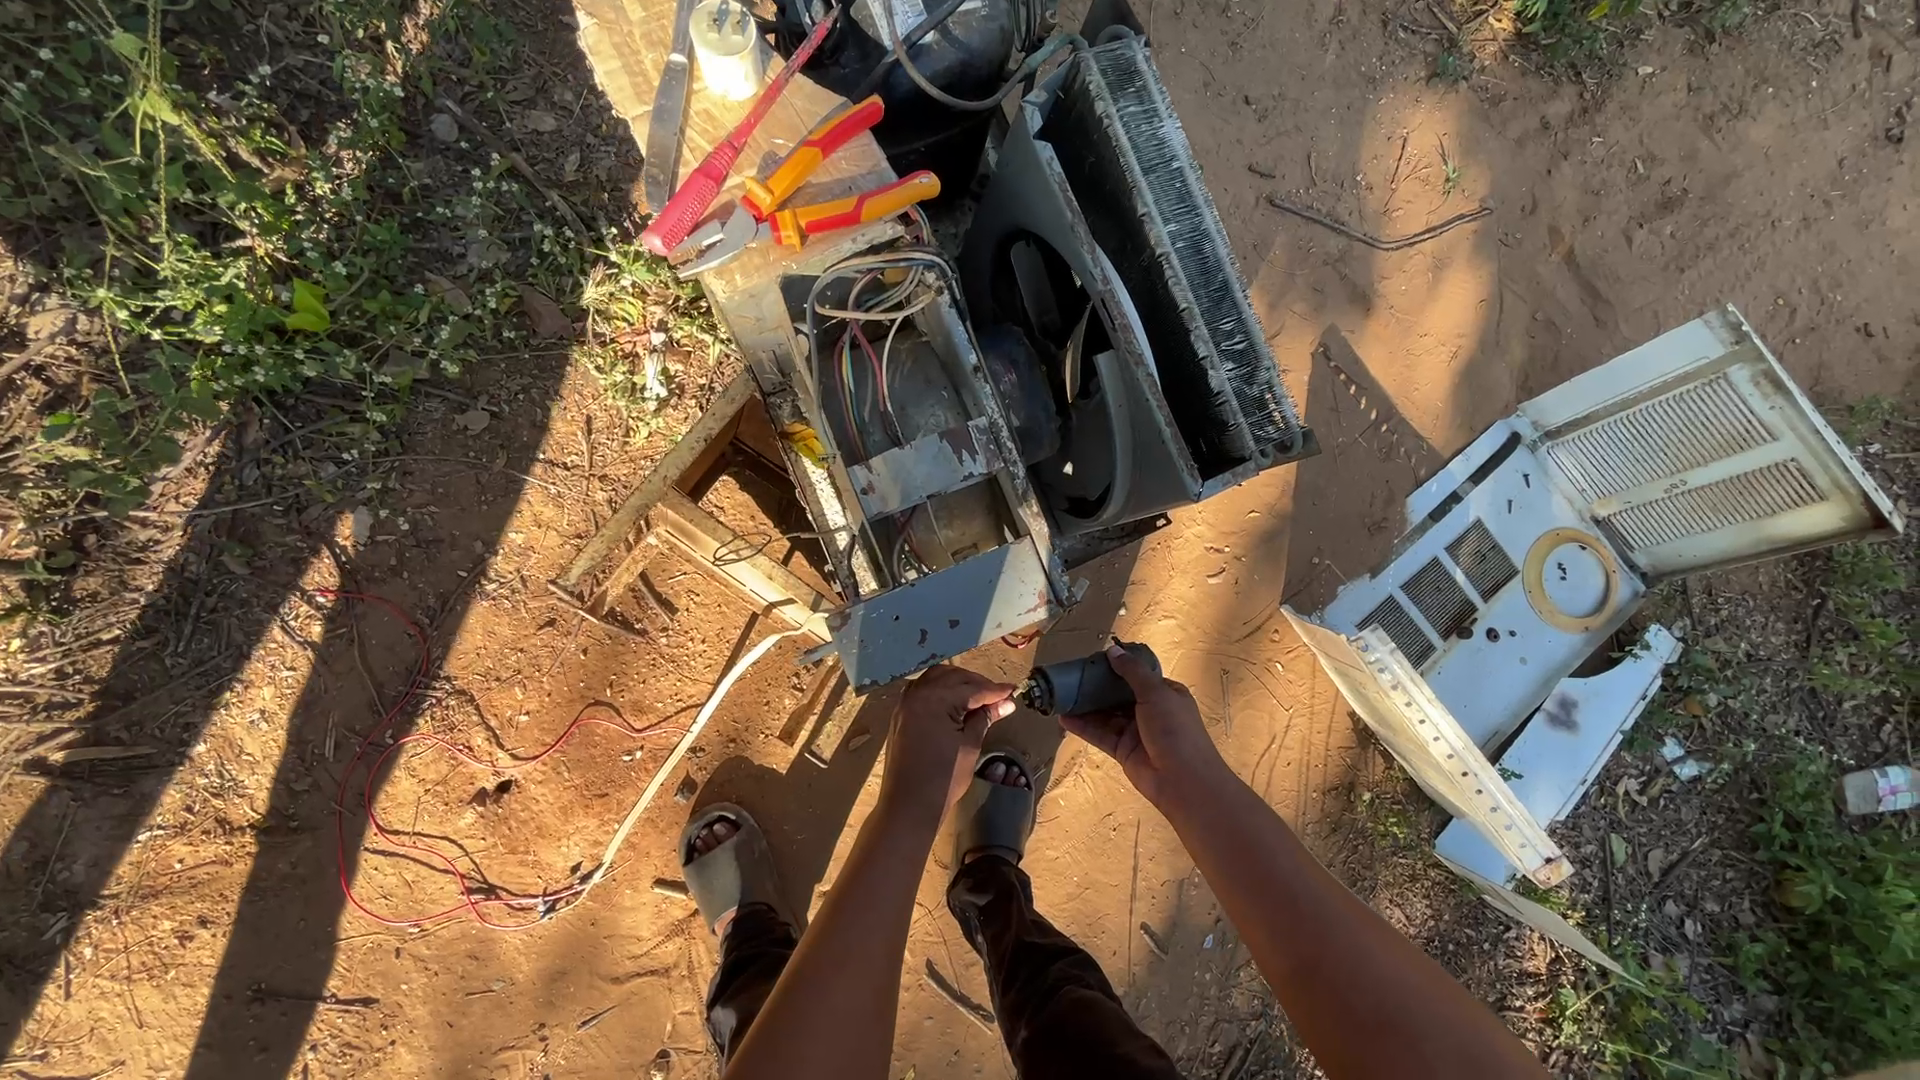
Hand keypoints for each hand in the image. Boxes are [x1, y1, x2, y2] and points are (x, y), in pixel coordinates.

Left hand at [881, 664, 1015, 818]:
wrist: (909, 805)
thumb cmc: (944, 778)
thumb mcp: (970, 746)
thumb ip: (984, 718)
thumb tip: (1006, 703)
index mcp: (934, 700)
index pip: (971, 689)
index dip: (995, 691)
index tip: (1013, 691)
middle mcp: (916, 695)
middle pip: (952, 677)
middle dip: (976, 684)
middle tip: (998, 697)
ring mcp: (905, 704)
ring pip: (935, 679)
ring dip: (957, 684)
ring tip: (978, 698)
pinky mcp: (900, 715)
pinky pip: (922, 691)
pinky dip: (940, 690)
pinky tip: (954, 703)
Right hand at [1059, 643, 1228, 807]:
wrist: (1183, 780)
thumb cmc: (1175, 730)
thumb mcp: (1156, 693)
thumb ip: (1132, 672)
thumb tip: (1113, 650)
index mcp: (1164, 693)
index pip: (1137, 675)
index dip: (1116, 667)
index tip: (1093, 660)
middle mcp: (1150, 710)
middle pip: (1118, 695)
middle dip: (1096, 686)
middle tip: (1070, 677)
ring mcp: (1135, 731)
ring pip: (1106, 714)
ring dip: (1086, 706)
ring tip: (1061, 695)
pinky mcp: (1122, 750)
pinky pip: (1100, 734)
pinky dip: (1083, 726)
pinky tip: (1065, 718)